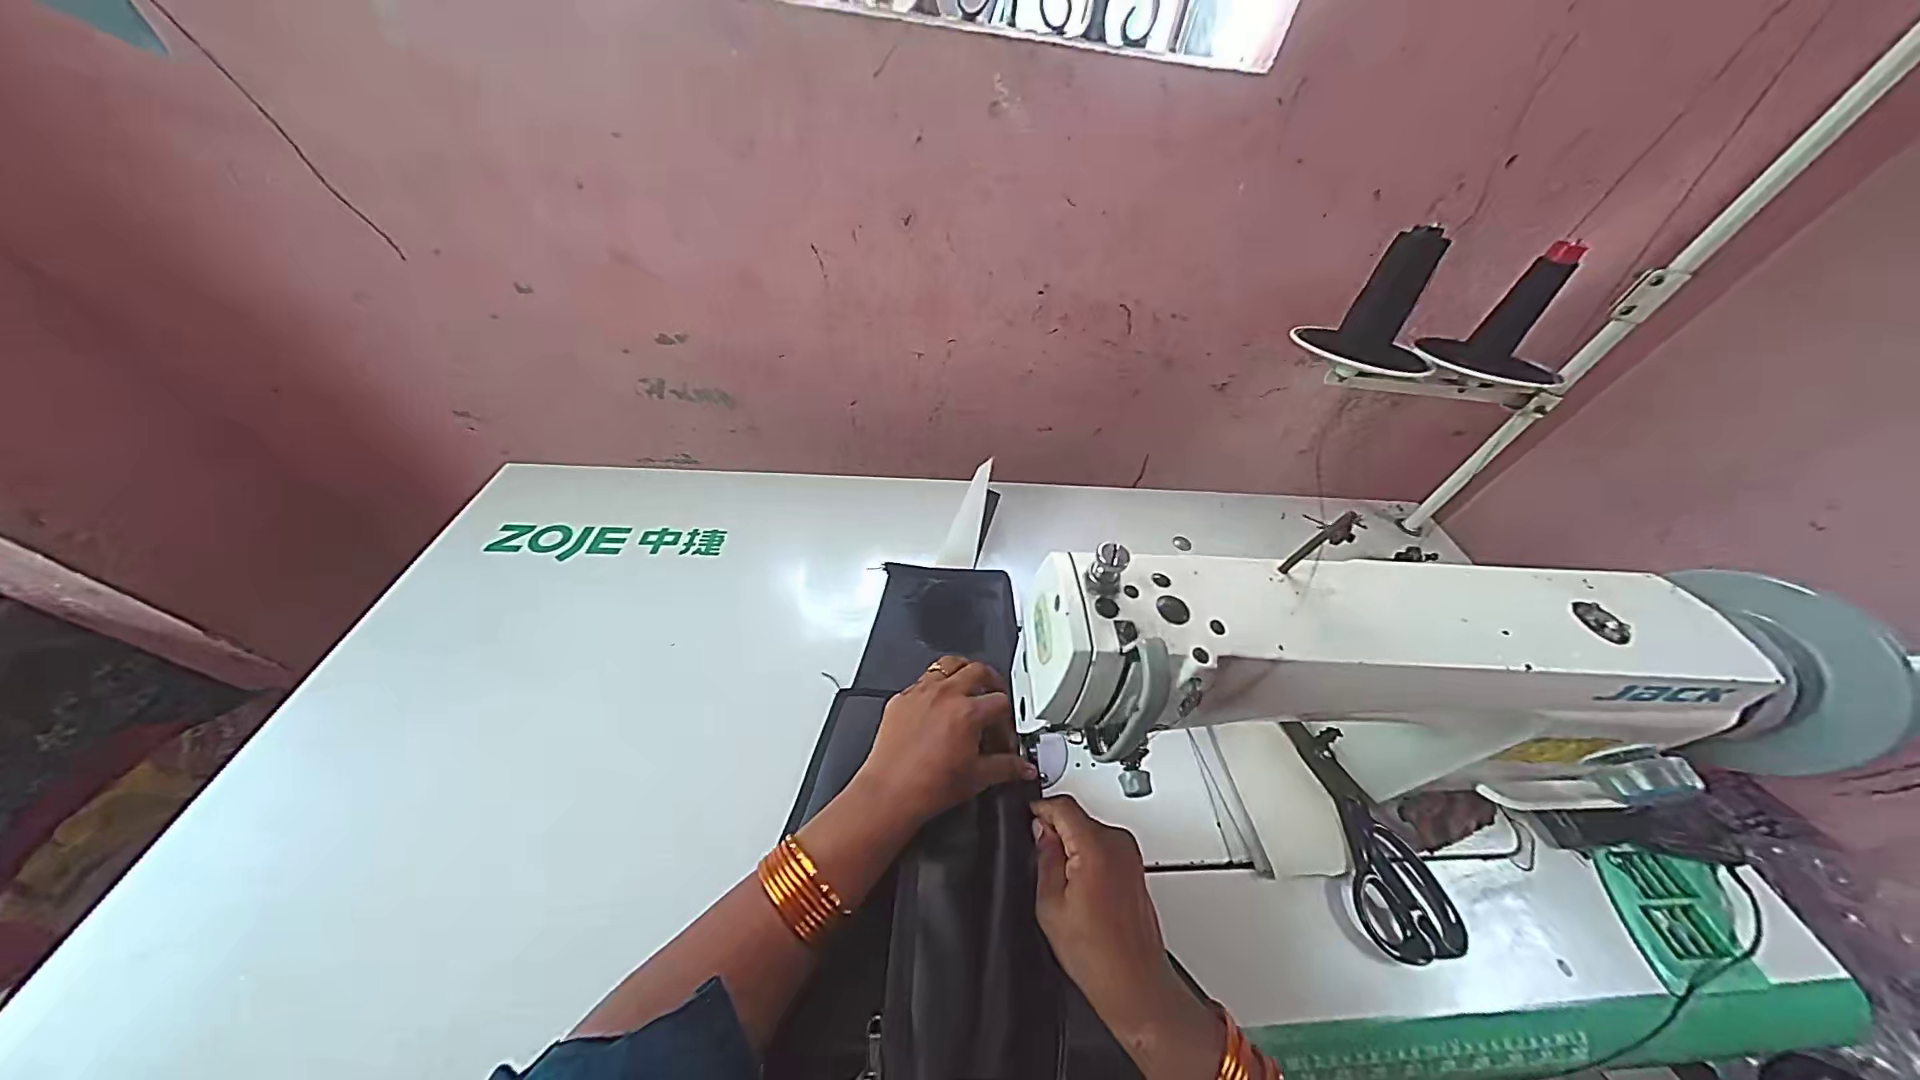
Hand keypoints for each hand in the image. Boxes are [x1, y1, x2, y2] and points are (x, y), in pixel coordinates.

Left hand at [848, 656, 1036, 829]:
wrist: (890, 793)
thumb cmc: (927, 786)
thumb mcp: (977, 777)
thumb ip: (1006, 767)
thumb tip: (1022, 767)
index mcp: (968, 712)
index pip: (1001, 701)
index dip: (1008, 717)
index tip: (1004, 730)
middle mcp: (945, 695)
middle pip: (978, 670)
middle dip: (992, 681)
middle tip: (995, 693)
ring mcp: (920, 693)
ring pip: (948, 664)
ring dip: (963, 671)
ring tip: (968, 684)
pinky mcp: (901, 698)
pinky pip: (922, 680)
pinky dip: (935, 685)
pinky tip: (936, 702)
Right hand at [1032, 796, 1222, 1078]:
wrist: (1134, 983)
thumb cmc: (1098, 955)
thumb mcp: (1049, 904)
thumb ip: (1043, 857)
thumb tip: (1040, 830)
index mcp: (1095, 848)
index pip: (1063, 805)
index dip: (1039, 808)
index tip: (1027, 815)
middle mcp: (1118, 844)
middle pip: (1077, 816)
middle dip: (1055, 829)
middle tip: (1039, 856)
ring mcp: (1130, 855)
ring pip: (1090, 830)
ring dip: (1072, 842)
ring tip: (1062, 880)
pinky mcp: (1136, 866)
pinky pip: (1104, 845)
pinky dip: (1088, 854)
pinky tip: (1080, 886)